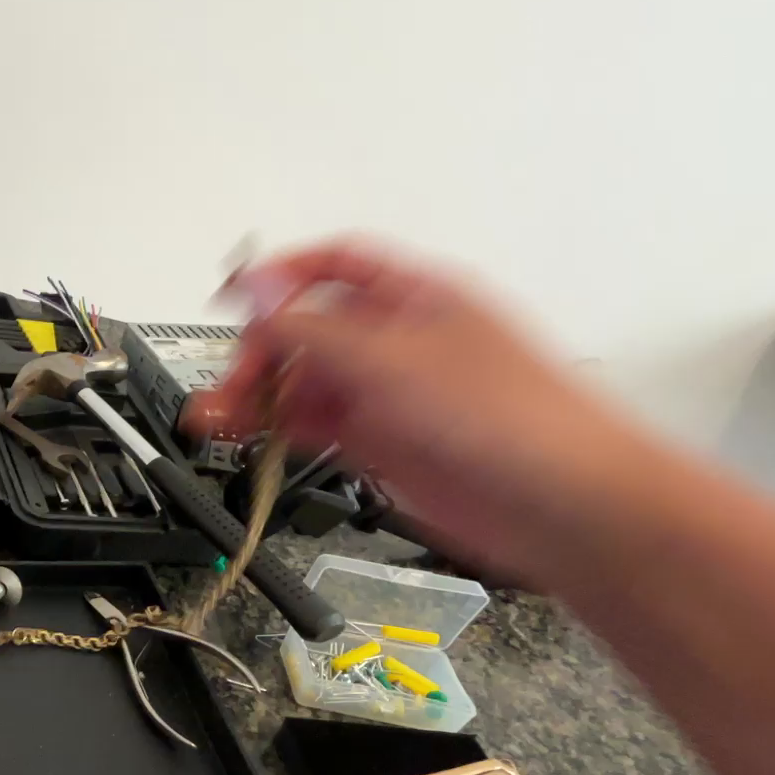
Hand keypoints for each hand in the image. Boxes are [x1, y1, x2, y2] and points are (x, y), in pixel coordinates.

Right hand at [187, 239, 654, 581]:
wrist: (560, 507)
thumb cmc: (509, 419)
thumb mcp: (393, 361)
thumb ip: (312, 328)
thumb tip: (256, 288)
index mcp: (411, 298)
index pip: (331, 266)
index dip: (278, 277)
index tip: (229, 299)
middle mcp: (391, 340)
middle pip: (302, 330)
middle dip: (257, 353)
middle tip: (230, 382)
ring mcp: (381, 392)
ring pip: (299, 381)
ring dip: (253, 395)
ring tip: (213, 417)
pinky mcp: (372, 438)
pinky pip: (307, 423)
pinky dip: (271, 428)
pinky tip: (244, 433)